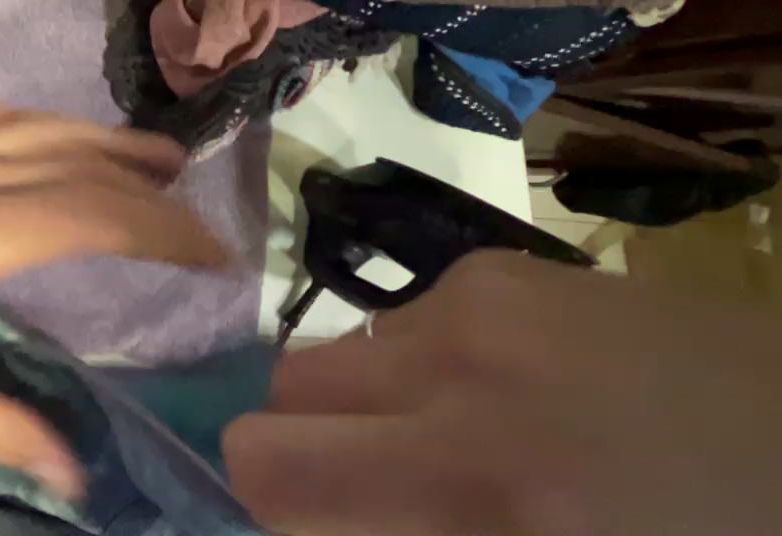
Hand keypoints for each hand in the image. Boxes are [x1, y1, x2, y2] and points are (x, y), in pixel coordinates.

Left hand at [0, 106, 226, 497]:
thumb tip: (75, 474)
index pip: (89, 216)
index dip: (161, 231)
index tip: (213, 254)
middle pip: (78, 166)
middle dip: (151, 192)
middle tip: (204, 221)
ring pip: (43, 128)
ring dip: (107, 141)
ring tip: (163, 160)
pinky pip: (0, 119)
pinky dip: (49, 125)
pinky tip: (66, 139)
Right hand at [225, 251, 781, 535]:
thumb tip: (322, 525)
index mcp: (490, 502)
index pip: (271, 479)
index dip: (285, 518)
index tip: (335, 529)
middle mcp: (458, 390)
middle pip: (272, 417)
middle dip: (303, 468)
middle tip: (381, 496)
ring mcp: (471, 313)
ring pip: (319, 369)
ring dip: (363, 419)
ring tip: (461, 443)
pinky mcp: (490, 270)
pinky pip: (388, 332)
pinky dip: (417, 375)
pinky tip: (510, 394)